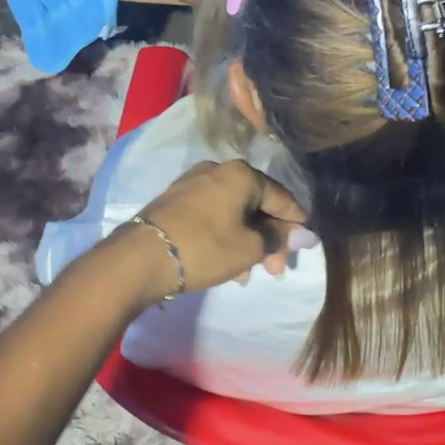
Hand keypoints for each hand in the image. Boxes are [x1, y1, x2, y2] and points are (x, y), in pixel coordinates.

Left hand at [114, 161, 311, 304]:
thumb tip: (305, 234)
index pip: (282, 197)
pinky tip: (227, 263)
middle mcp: (218, 170)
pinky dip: (226, 235)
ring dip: (247, 240)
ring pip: (234, 212)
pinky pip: (213, 215)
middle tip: (274, 270)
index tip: (304, 246)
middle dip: (269, 238)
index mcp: (242, 174)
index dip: (296, 223)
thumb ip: (279, 238)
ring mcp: (193, 183)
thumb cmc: (204, 248)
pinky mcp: (175, 200)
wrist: (139, 259)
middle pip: (257, 204)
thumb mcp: (249, 248)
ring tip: (248, 274)